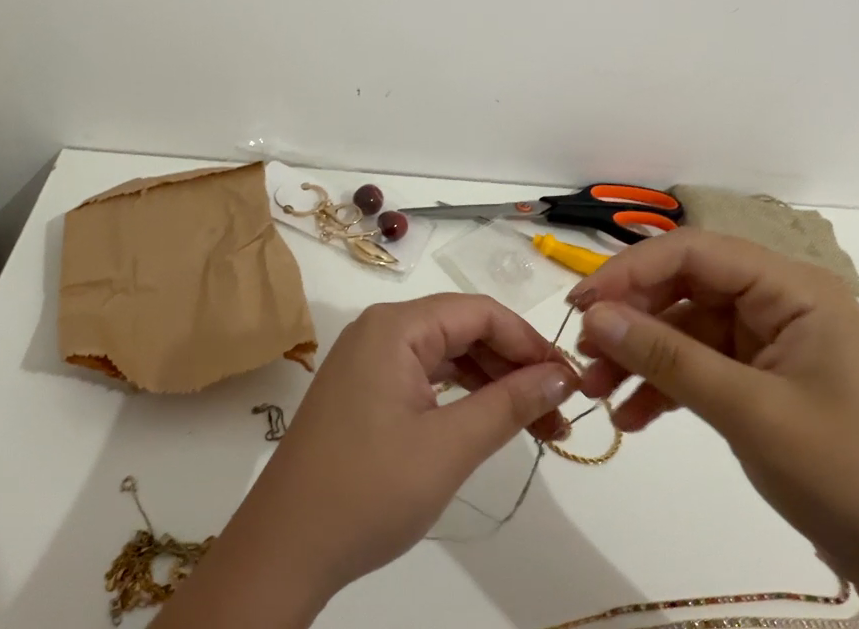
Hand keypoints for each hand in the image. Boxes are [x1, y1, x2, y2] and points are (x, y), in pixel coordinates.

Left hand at [152, 294, 576, 628]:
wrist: (286, 546)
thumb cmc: (370, 489)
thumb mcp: (450, 446)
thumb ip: (510, 404)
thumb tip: (561, 375)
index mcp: (395, 327)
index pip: (480, 312)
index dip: (530, 342)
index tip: (572, 381)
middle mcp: (379, 332)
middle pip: (464, 331)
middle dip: (516, 367)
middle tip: (563, 412)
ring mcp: (367, 362)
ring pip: (447, 357)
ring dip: (493, 386)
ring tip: (541, 427)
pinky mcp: (363, 392)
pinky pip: (425, 379)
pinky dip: (462, 398)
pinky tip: (492, 424)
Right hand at [569, 230, 858, 628]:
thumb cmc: (848, 473)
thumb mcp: (749, 411)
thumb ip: (667, 357)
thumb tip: (594, 315)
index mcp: (794, 290)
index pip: (696, 252)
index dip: (631, 271)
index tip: (579, 305)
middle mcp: (783, 305)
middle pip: (688, 289)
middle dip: (632, 320)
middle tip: (583, 356)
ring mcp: (777, 346)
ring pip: (689, 331)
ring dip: (642, 358)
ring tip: (599, 395)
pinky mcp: (771, 384)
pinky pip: (705, 369)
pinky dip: (667, 388)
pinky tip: (633, 419)